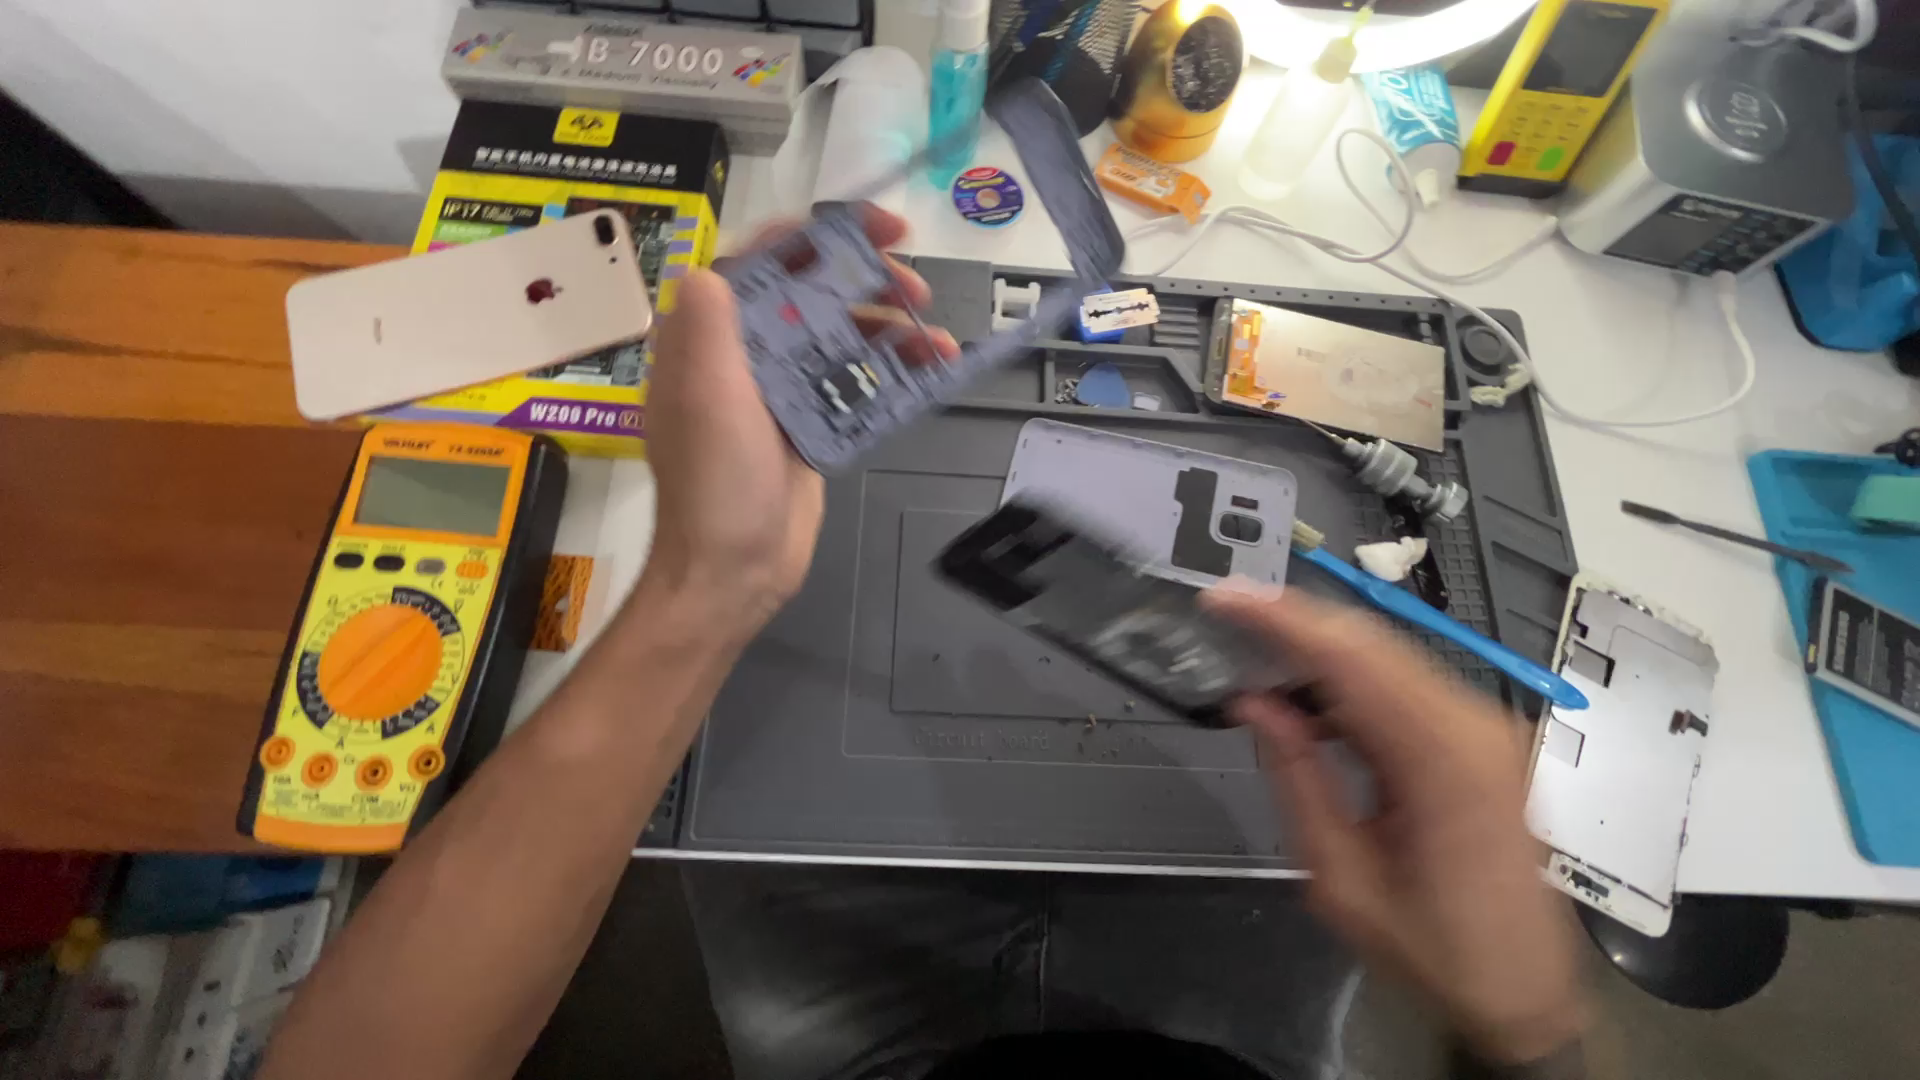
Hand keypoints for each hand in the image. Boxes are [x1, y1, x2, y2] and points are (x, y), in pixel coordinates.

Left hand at [636, 206, 955, 638]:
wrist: (733, 569)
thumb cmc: (715, 484)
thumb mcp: (706, 395)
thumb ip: (710, 325)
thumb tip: (712, 266)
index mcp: (710, 339)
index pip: (761, 263)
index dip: (814, 235)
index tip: (870, 229)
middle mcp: (744, 357)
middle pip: (810, 295)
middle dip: (866, 281)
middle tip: (916, 282)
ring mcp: (781, 393)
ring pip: (840, 339)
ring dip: (890, 328)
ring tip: (938, 335)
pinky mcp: (811, 426)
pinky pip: (855, 385)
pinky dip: (892, 373)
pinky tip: (930, 370)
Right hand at [1204, 587, 1584, 1064]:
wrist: (1525, 998)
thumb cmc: (1433, 951)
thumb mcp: (1340, 875)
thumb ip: (1296, 776)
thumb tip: (1253, 702)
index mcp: (1445, 762)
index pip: (1352, 659)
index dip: (1281, 620)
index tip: (1225, 598)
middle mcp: (1477, 729)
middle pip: (1372, 642)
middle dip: (1293, 618)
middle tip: (1228, 608)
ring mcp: (1487, 730)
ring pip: (1387, 654)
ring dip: (1317, 643)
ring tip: (1253, 642)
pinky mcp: (1481, 739)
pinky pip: (1403, 682)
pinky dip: (1347, 673)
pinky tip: (1305, 686)